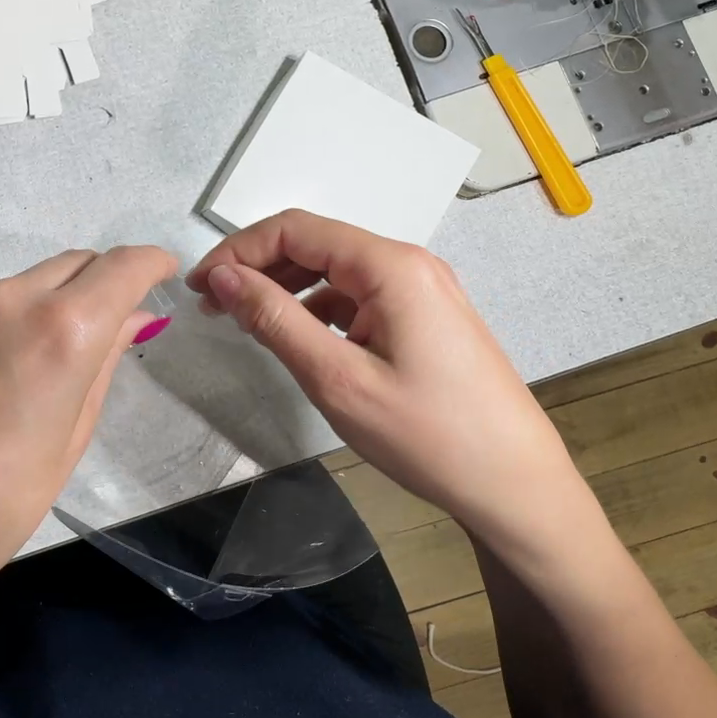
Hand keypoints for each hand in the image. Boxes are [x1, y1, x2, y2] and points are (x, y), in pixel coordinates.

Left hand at [0, 246, 176, 631]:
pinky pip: (2, 299)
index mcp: (60, 330)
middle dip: (109, 280)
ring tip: (71, 352)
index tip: (166, 275)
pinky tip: (23, 362)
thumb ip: (102, 367)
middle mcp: (12, 299)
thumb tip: (132, 320)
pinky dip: (27, 311)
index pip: (121, 267)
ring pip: (37, 278)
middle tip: (124, 321)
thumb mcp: (69, 439)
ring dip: (66, 296)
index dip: (152, 264)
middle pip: (78, 263)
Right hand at [186, 210, 582, 547]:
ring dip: (283, 287)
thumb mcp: (336, 378)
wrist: (517, 487)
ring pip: (333, 270)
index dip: (238, 251)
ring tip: (245, 322)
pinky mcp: (424, 317)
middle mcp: (407, 264)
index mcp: (389, 266)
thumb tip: (222, 276)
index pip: (294, 230)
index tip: (199, 287)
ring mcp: (420, 290)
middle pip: (314, 243)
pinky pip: (355, 296)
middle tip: (213, 307)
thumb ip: (274, 319)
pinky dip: (315, 308)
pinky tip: (296, 338)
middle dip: (256, 267)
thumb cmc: (427, 435)